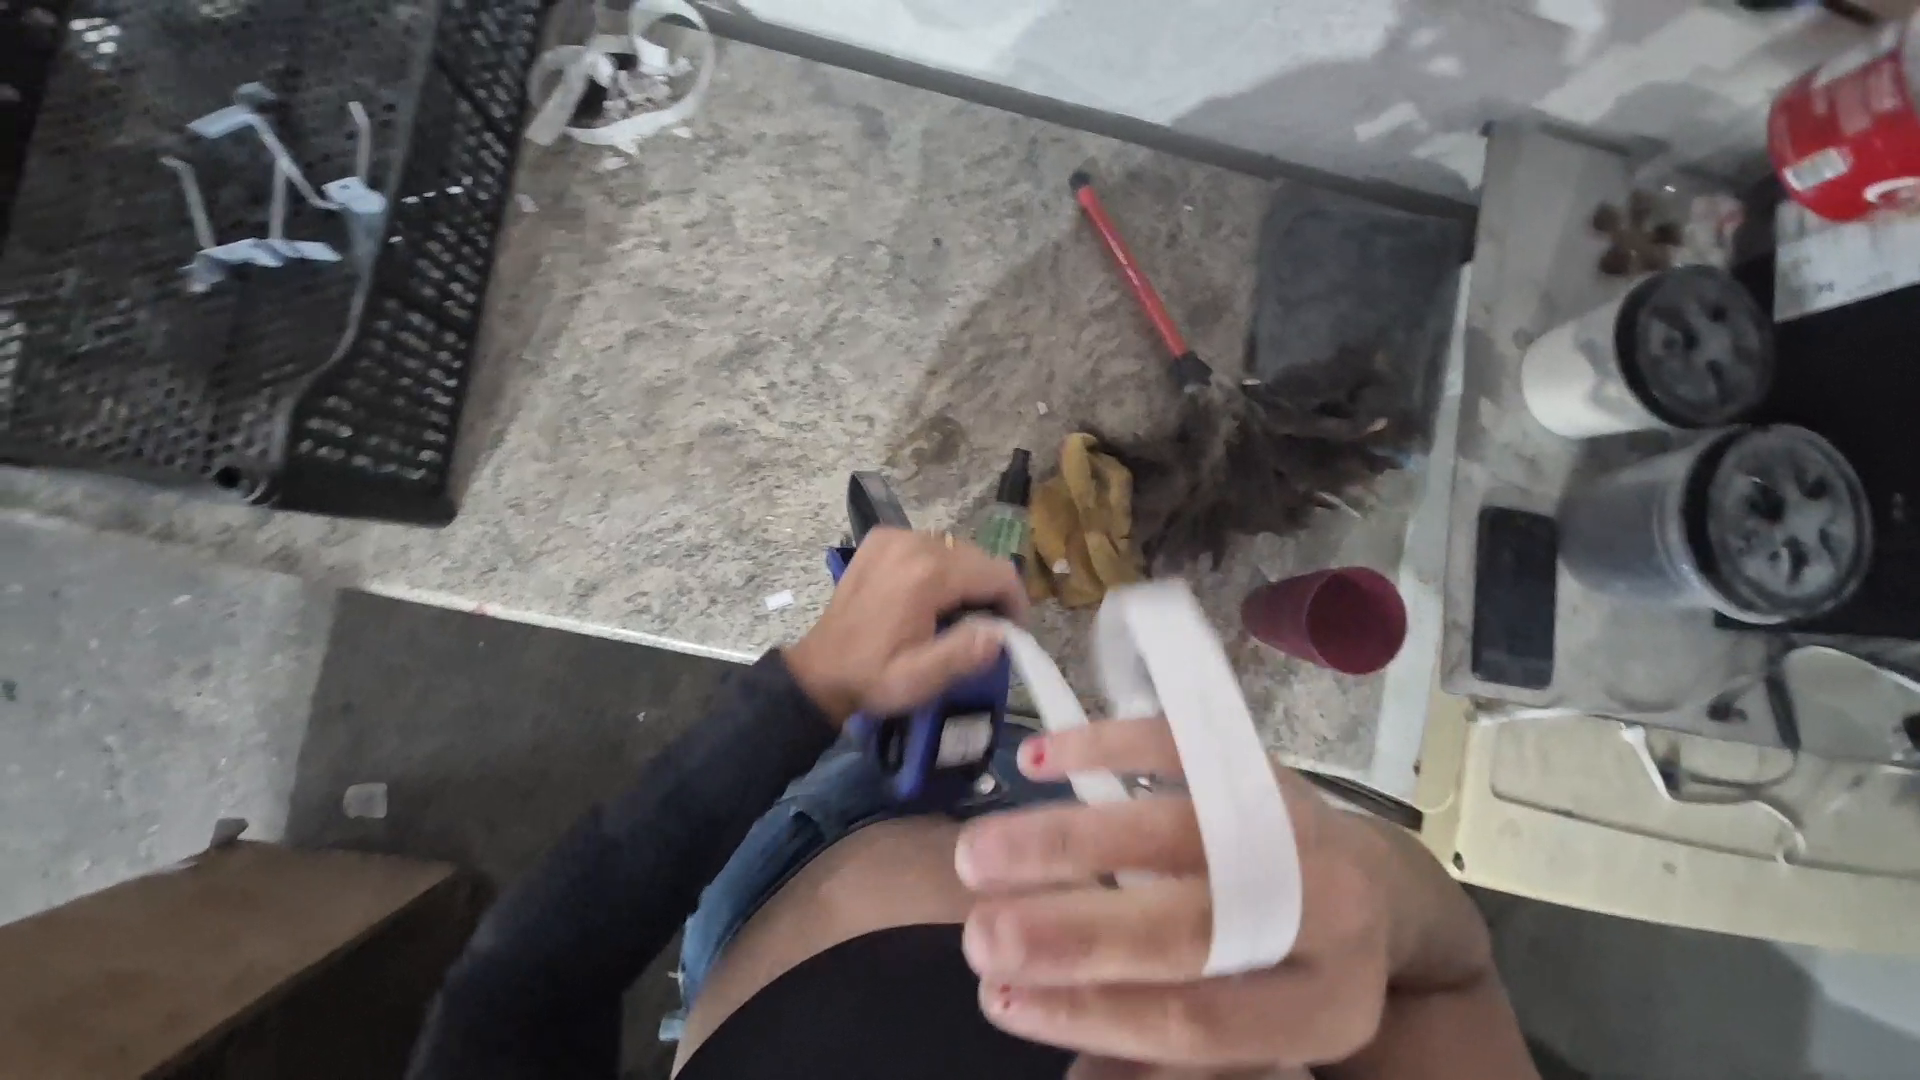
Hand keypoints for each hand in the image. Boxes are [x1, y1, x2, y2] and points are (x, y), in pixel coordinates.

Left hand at [784, 527, 1026, 725]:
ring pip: (957, 549)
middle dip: (991, 591)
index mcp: (927, 574)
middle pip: (979, 557)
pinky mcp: (881, 540)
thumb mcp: (921, 678)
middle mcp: (913, 543)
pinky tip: (931, 596)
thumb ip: (966, 653)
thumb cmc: (873, 677)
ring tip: (958, 615)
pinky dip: (941, 567)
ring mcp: (894, 537)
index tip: (1012, 632)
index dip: (1016, 601)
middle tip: (985, 628)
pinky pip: (930, 545)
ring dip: (967, 578)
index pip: (998, 573)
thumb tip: (1002, 634)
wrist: (819, 670)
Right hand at [952, 716, 1487, 1074]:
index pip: (1199, 1022)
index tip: (997, 998)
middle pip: (1190, 929)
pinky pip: (1178, 748)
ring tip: (977, 853)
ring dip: (1065, 841)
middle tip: (978, 933)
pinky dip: (1104, 747)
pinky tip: (1036, 759)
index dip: (1092, 1012)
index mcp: (1321, 1008)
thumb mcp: (1247, 1026)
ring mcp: (1297, 826)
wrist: (1366, 882)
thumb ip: (1163, 1056)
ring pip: (1174, 831)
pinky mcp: (1263, 760)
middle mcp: (1326, 919)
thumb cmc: (1285, 966)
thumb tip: (1063, 1068)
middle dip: (1073, 932)